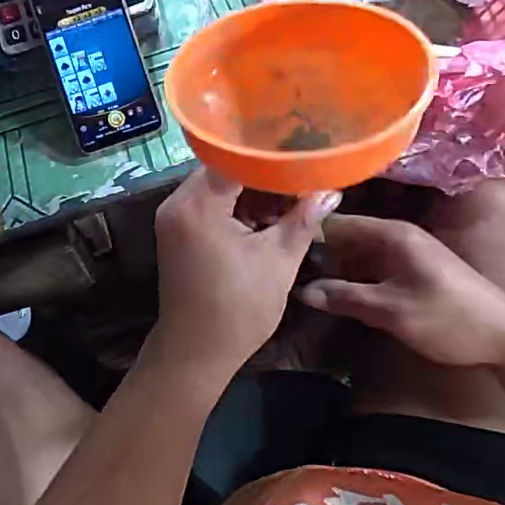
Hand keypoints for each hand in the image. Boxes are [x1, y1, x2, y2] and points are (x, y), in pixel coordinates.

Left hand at [151, 168, 337, 381]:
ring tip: (287, 200)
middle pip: (224, 168)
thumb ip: (303, 219)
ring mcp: (173, 217)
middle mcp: (177, 203)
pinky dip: (234, 206)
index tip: (302, 150)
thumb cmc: (237, 309)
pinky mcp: (176, 231)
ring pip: (216, 186)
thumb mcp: (278, 261)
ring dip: (250, 191)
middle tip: (300, 176)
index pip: (236, 157)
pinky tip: (263, 218)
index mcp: (198, 204)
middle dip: (263, 173)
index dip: (271, 154)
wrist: (195, 353)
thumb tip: (331, 191)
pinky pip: (208, 204)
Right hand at [298, 214, 504, 368]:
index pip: (337, 221)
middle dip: (315, 248)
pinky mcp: (412, 271)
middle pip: (345, 235)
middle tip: (280, 263)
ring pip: (357, 252)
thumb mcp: (392, 311)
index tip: (275, 239)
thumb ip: (346, 298)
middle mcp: (399, 236)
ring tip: (296, 275)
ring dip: (332, 263)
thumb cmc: (450, 318)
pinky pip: (371, 265)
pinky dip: (351, 274)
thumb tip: (302, 290)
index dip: (306, 229)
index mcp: (394, 234)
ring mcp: (407, 253)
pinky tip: (332, 289)